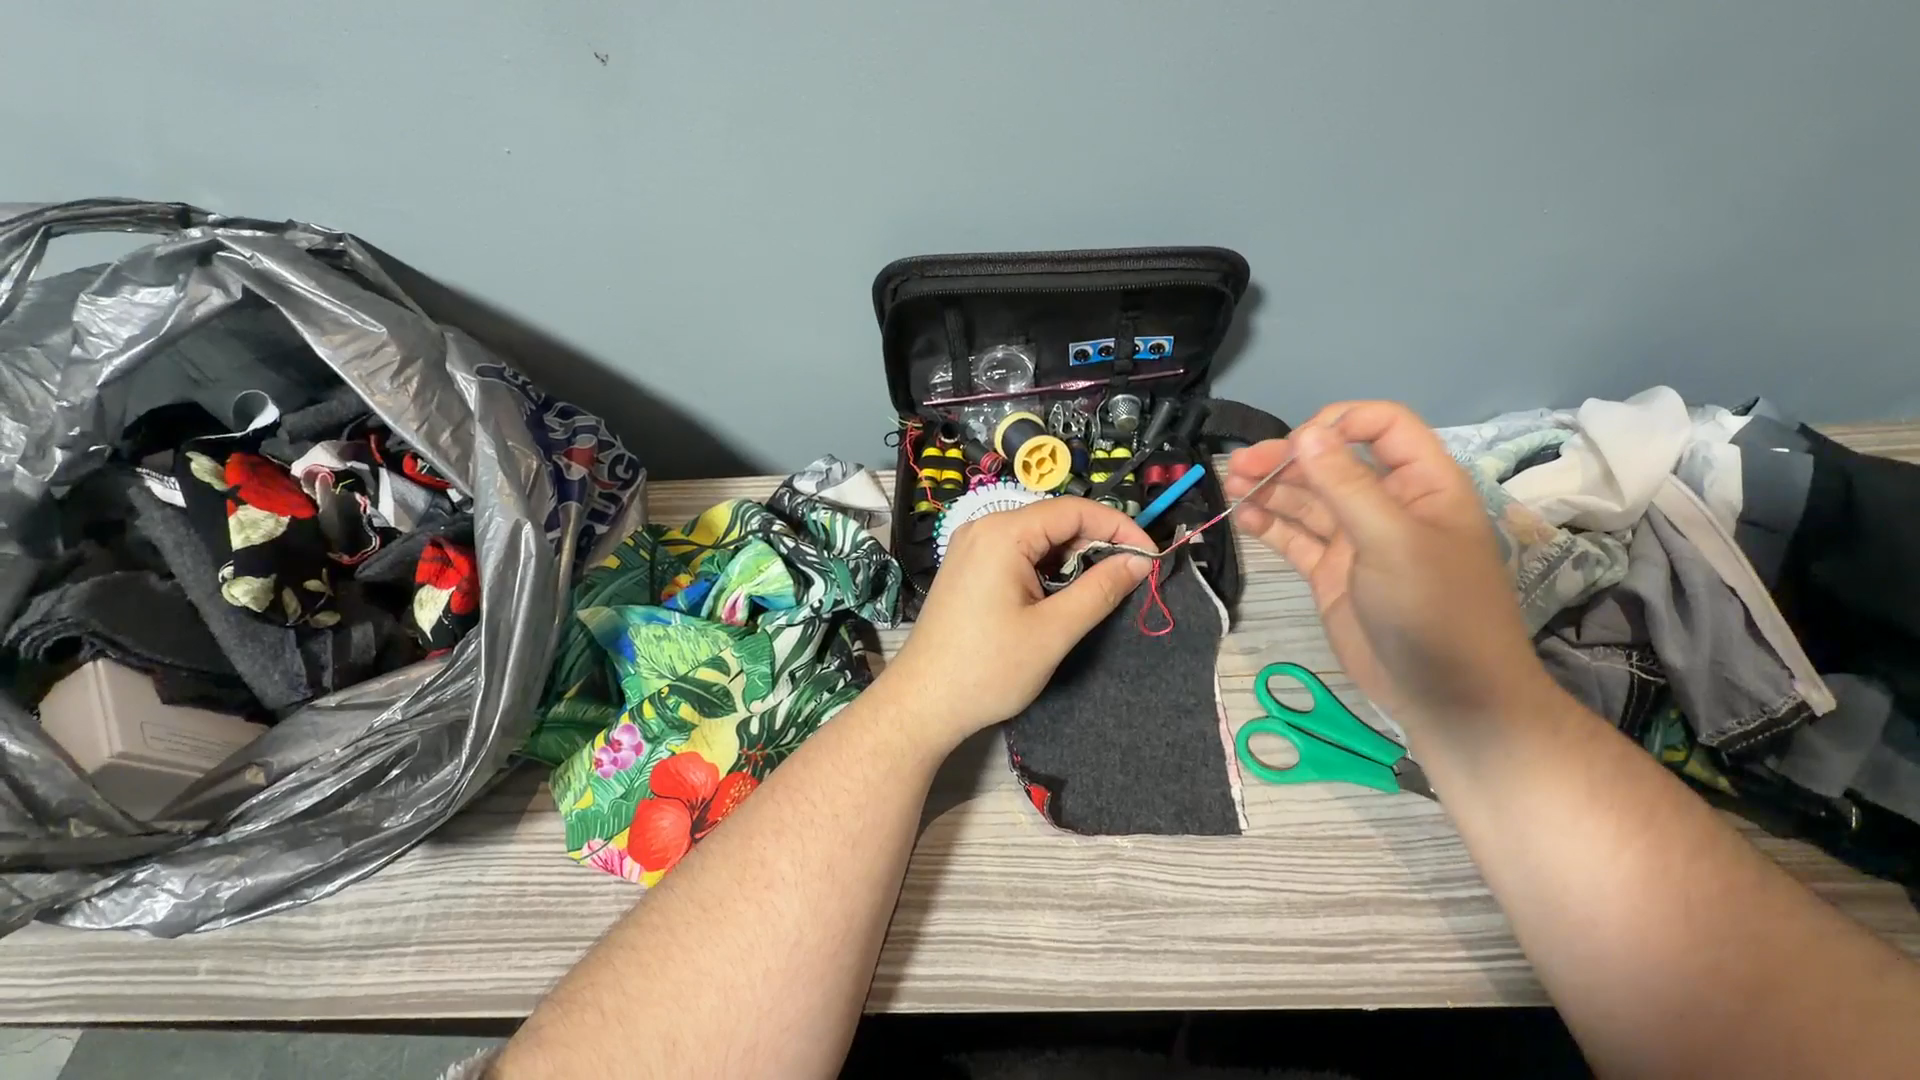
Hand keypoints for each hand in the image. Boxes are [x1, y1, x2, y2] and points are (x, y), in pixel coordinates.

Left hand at [881, 497, 1153, 748]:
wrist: (923, 703)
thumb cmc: (988, 668)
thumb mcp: (1054, 631)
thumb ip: (1100, 589)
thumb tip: (1140, 561)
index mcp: (1002, 533)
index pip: (1074, 510)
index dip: (1119, 528)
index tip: (1150, 557)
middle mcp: (984, 528)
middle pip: (1055, 520)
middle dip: (1096, 545)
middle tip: (1128, 581)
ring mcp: (971, 548)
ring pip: (1038, 539)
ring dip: (1072, 560)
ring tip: (1095, 595)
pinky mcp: (968, 569)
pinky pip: (1018, 554)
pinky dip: (1046, 570)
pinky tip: (1058, 599)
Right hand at [1224, 402, 1555, 728]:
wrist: (1448, 697)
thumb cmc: (1435, 610)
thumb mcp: (1392, 541)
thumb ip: (1346, 485)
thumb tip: (1306, 433)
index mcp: (1422, 484)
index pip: (1383, 427)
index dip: (1339, 424)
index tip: (1297, 444)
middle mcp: (1388, 505)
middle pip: (1332, 462)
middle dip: (1287, 459)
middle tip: (1240, 467)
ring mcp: (1357, 541)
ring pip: (1308, 500)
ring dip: (1271, 489)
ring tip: (1231, 486)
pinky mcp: (1332, 574)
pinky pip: (1295, 539)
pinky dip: (1269, 525)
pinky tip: (1243, 517)